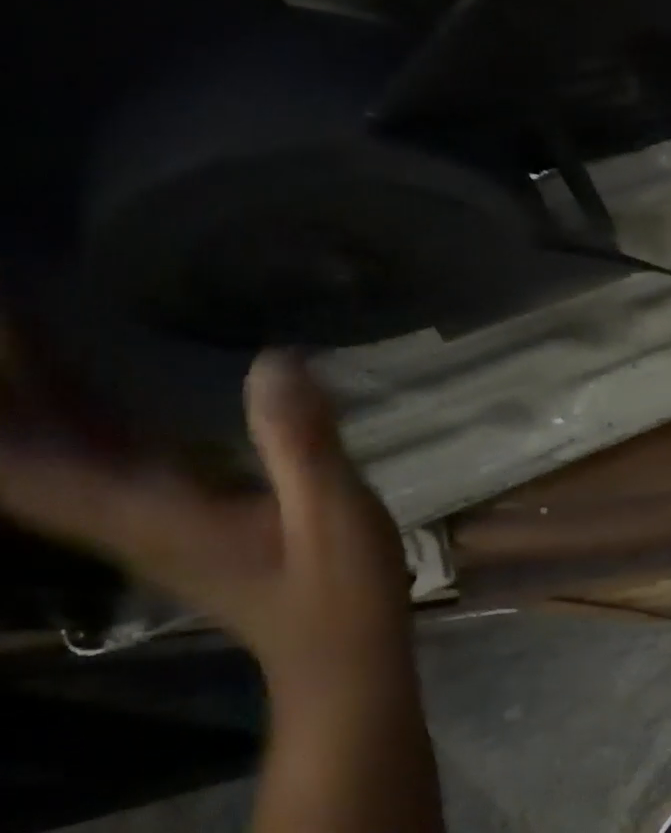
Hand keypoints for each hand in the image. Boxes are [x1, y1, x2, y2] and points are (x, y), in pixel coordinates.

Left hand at [0, 351, 411, 684]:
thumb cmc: (337, 590)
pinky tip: (87, 384)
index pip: (25, 463)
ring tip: (28, 332)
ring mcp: (147, 518)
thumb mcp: (333, 512)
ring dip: (32, 399)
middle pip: (27, 452)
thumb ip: (303, 442)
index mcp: (146, 511)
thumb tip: (276, 357)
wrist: (339, 656)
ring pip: (56, 454)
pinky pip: (100, 458)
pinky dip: (75, 418)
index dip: (2, 403)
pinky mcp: (176, 516)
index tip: (4, 325)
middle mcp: (126, 512)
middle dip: (11, 387)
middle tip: (15, 311)